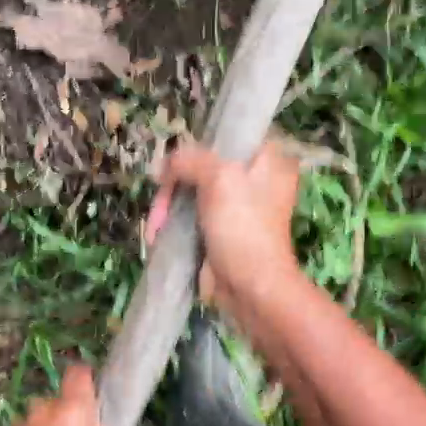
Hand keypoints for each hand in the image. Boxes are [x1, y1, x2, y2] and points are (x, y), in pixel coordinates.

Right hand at [151, 140, 309, 333]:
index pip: (229, 136)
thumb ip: (190, 159)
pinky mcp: (225, 229)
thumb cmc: (243, 228)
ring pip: (194, 191)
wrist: (252, 288)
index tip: (176, 163)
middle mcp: (257, 179)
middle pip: (204, 165)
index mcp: (269, 160)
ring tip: (157, 227)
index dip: (199, 146)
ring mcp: (240, 206)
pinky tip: (160, 234)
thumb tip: (166, 165)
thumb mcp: (218, 178)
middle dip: (176, 184)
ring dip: (170, 206)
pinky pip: (193, 214)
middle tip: (162, 204)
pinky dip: (175, 222)